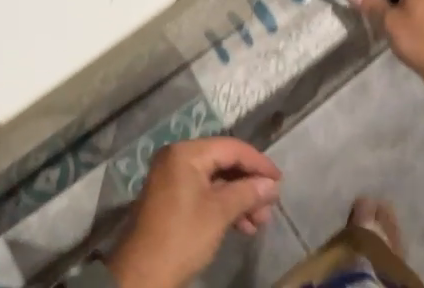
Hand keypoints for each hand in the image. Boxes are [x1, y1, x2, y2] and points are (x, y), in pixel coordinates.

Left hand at [106, 138, 281, 287]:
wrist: (143, 274)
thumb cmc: (183, 236)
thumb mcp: (219, 213)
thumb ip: (248, 193)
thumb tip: (272, 185)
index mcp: (185, 153)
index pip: (230, 148)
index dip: (258, 162)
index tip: (280, 180)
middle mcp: (177, 158)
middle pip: (223, 163)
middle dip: (248, 185)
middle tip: (269, 206)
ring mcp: (172, 178)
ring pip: (215, 181)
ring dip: (239, 199)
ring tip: (259, 222)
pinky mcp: (171, 199)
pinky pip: (204, 193)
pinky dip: (223, 207)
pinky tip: (242, 226)